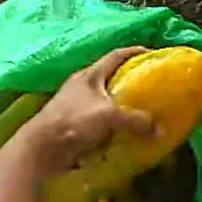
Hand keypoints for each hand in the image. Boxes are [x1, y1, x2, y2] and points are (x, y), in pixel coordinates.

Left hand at [9, 47, 154, 180]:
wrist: (41, 149)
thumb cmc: (73, 121)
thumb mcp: (110, 116)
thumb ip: (137, 120)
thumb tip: (160, 130)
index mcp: (90, 75)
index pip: (116, 55)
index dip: (135, 52)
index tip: (153, 54)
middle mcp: (83, 86)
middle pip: (111, 76)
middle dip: (131, 78)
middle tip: (152, 85)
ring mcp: (77, 105)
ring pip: (106, 98)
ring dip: (123, 103)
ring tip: (143, 109)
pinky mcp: (75, 124)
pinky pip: (102, 119)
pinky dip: (115, 123)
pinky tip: (126, 130)